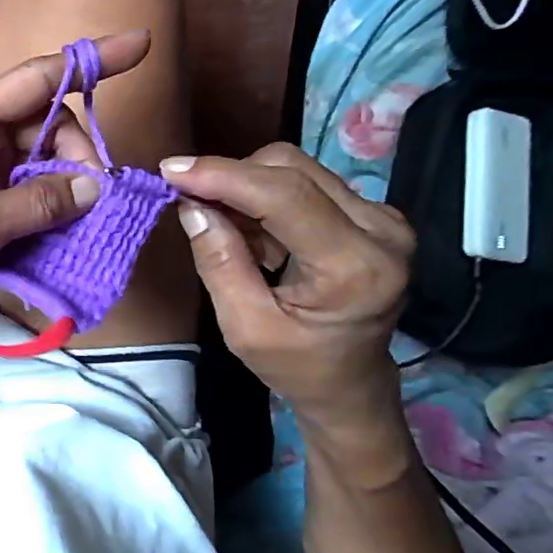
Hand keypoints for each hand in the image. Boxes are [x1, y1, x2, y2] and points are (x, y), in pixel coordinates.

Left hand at [0, 30, 151, 318]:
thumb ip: (40, 200)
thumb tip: (95, 188)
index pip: (37, 78)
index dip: (89, 62)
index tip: (140, 44)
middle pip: (45, 120)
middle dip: (76, 152)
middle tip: (94, 196)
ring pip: (39, 151)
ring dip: (66, 177)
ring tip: (80, 213)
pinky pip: (26, 177)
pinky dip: (48, 193)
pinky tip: (64, 217)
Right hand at [158, 143, 414, 420]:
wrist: (352, 384)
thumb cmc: (297, 366)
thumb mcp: (244, 328)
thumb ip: (219, 263)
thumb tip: (191, 206)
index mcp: (353, 266)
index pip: (284, 196)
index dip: (223, 175)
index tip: (170, 170)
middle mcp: (380, 230)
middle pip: (291, 170)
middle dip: (229, 177)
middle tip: (186, 199)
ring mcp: (381, 218)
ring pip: (296, 169)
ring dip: (244, 185)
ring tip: (219, 223)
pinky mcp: (371, 214)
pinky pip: (305, 183)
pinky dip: (262, 196)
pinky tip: (248, 229)